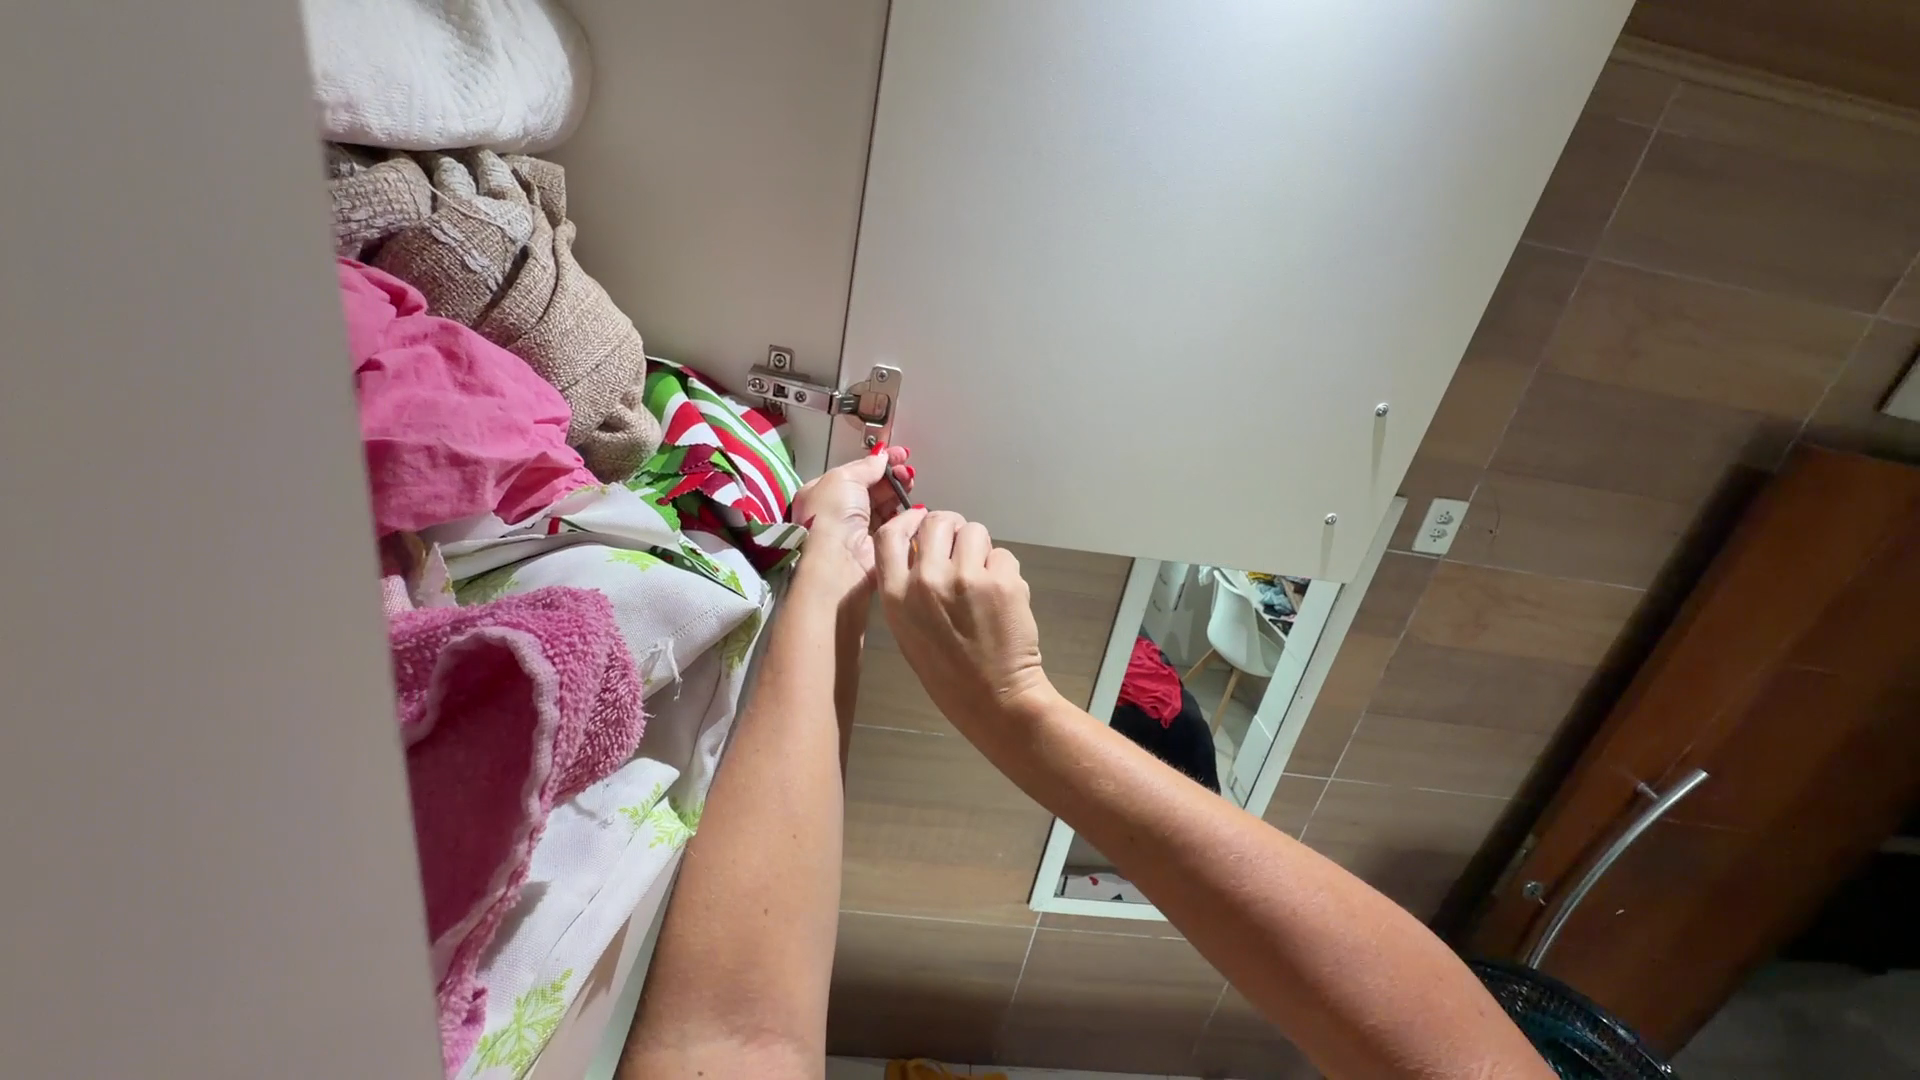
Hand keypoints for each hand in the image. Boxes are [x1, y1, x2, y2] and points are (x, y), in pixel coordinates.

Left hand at [790, 444, 913, 598]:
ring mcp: (860, 530)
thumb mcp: (843, 478)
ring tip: (910, 485)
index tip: (899, 454)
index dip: (878, 462)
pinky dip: (906, 514)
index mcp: (824, 492)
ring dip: (901, 493)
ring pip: (887, 504)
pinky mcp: (878, 544)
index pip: (856, 472)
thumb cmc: (830, 518)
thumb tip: (881, 455)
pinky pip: (896, 524)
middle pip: (874, 487)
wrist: (838, 561)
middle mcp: (840, 512)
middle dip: (893, 476)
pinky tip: (913, 506)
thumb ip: (866, 465)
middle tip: (906, 472)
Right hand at [872, 508, 1057, 734]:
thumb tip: (924, 549)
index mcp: (896, 596)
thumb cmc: (948, 671)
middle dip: (952, 528)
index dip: (907, 520)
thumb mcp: (908, 629)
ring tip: (983, 579)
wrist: (995, 698)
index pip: (889, 535)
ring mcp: (965, 578)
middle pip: (936, 522)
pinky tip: (1002, 599)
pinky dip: (1004, 571)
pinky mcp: (1002, 581)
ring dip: (981, 549)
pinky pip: (1003, 555)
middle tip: (962, 547)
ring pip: (975, 531)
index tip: (920, 519)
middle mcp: (926, 580)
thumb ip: (908, 586)